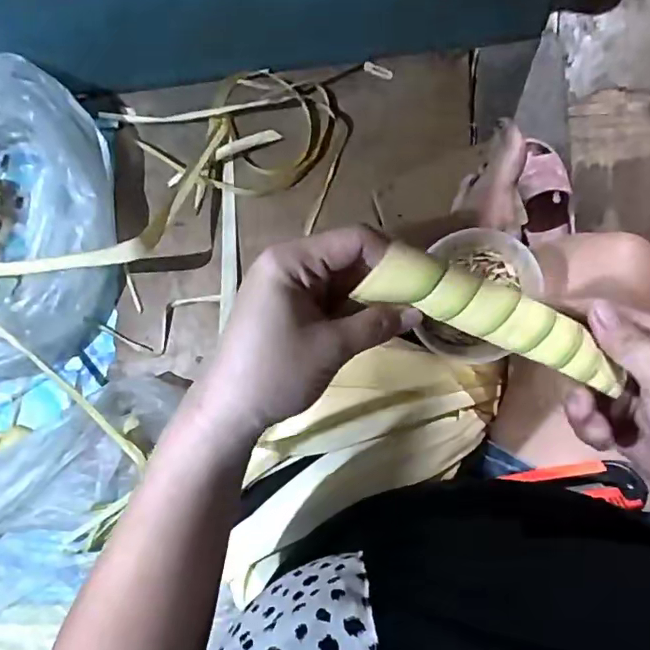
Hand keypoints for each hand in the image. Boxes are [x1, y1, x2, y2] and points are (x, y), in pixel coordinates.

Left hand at [193, 227, 416, 435]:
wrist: (229, 410)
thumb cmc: (276, 373)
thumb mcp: (331, 347)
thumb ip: (375, 324)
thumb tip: (417, 312)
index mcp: (290, 260)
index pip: (353, 239)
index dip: (391, 256)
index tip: (421, 280)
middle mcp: (285, 264)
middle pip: (346, 256)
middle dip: (383, 276)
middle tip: (419, 297)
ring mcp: (283, 287)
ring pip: (338, 279)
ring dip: (369, 295)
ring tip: (404, 311)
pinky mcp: (284, 309)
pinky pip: (325, 298)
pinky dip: (350, 309)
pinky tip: (375, 323)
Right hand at [563, 300, 649, 539]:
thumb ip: (629, 345)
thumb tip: (595, 306)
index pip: (612, 316)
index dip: (579, 314)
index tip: (544, 316)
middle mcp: (642, 363)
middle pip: (590, 354)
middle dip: (579, 376)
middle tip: (580, 396)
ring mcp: (629, 396)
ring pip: (583, 389)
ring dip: (584, 410)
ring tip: (598, 429)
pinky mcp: (619, 425)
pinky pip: (588, 418)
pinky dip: (591, 429)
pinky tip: (606, 442)